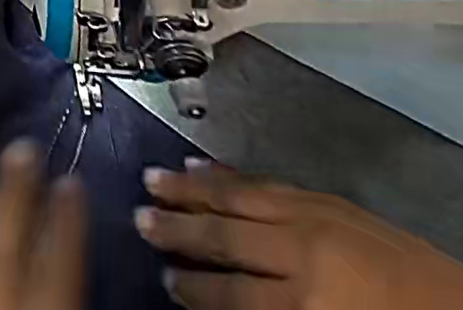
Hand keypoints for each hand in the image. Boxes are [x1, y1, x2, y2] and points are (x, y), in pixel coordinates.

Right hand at [137, 161, 462, 309]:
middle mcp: (301, 251)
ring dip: (195, 189)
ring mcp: (311, 216)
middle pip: (226, 235)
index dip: (195, 288)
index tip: (166, 278)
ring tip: (157, 179)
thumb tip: (222, 305)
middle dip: (180, 228)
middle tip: (140, 216)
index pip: (233, 293)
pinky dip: (231, 174)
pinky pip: (265, 182)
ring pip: (239, 196)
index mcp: (308, 302)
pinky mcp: (322, 197)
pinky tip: (207, 167)